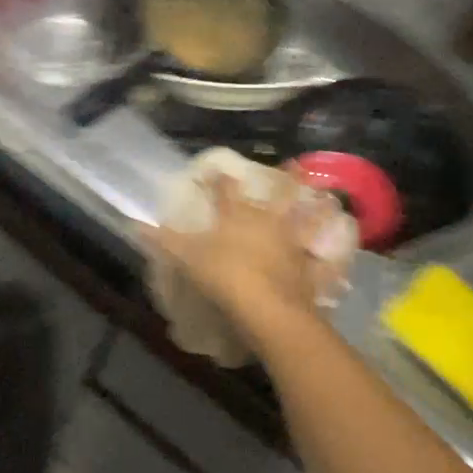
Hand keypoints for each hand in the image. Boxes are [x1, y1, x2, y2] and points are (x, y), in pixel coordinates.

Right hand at [142, 168, 333, 336]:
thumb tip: (135, 223)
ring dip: (316, 211)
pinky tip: (337, 259)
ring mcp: (292, 246)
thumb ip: (165, 241)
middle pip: (279, 196)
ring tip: (327, 199)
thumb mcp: (188, 257)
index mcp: (237, 217)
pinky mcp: (309, 271)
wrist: (268, 308)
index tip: (214, 169)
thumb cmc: (225, 275)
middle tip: (294, 163)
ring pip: (307, 222)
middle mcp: (268, 224)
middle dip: (285, 179)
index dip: (219, 180)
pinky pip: (321, 263)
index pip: (225, 191)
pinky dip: (329, 261)